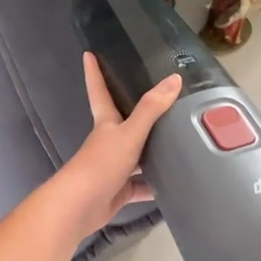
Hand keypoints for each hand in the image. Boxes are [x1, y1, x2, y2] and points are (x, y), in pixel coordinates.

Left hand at [49, 53, 181, 237]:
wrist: (80, 207)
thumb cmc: (100, 164)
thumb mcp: (129, 133)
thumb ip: (151, 109)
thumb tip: (174, 79)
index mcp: (106, 124)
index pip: (100, 92)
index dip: (95, 73)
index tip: (89, 54)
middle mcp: (108, 143)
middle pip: (125, 123)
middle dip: (138, 113)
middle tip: (160, 99)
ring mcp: (113, 168)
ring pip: (137, 156)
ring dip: (154, 151)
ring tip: (180, 142)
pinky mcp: (119, 191)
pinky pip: (142, 185)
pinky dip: (156, 185)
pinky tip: (174, 182)